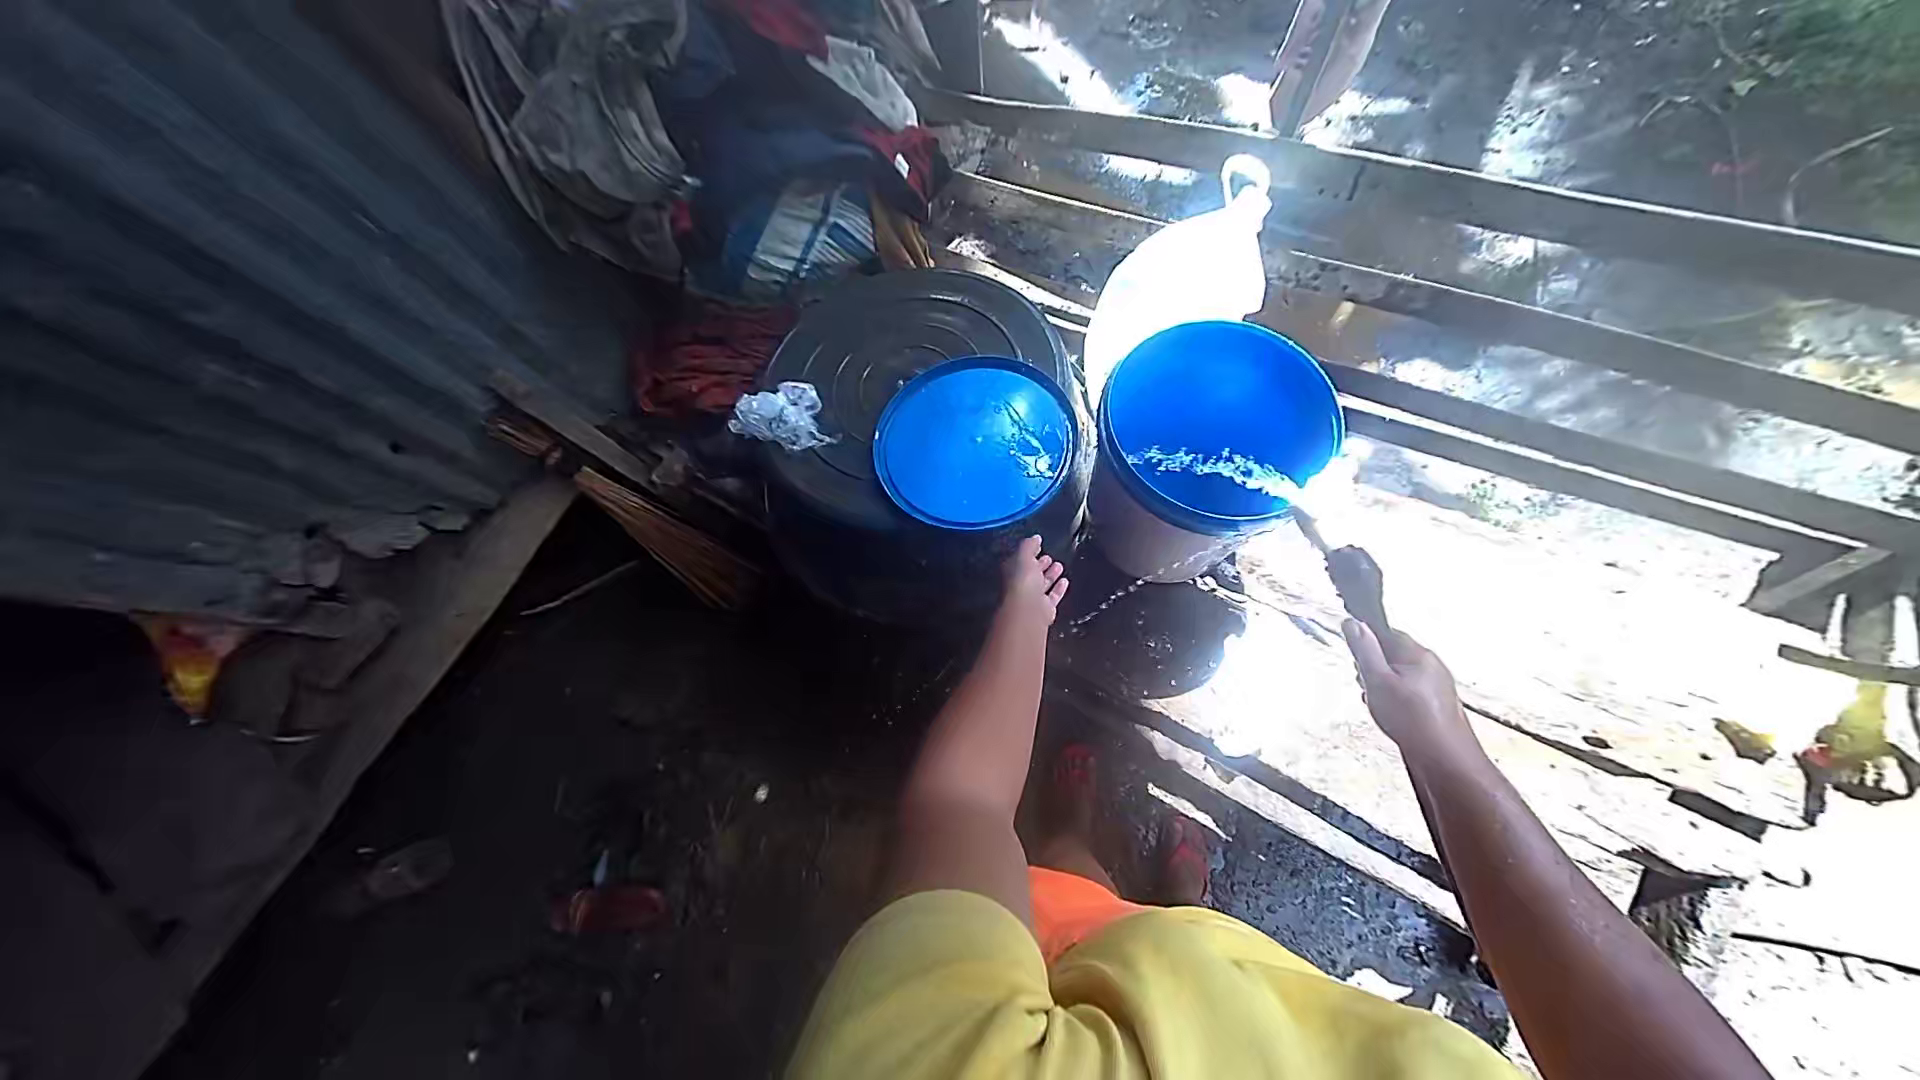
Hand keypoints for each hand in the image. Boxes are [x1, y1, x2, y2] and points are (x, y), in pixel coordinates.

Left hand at [1000, 535, 1068, 627]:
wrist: (1027, 612)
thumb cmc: (1021, 582)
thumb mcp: (1023, 556)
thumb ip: (1029, 546)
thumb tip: (1035, 537)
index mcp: (1011, 572)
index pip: (1020, 560)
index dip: (1029, 552)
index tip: (1039, 545)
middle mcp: (1019, 586)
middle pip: (1030, 573)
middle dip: (1039, 564)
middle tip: (1049, 557)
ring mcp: (1031, 599)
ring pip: (1042, 585)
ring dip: (1050, 575)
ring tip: (1059, 566)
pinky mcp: (1044, 610)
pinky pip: (1052, 597)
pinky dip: (1058, 589)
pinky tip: (1064, 581)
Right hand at [1341, 619, 1477, 761]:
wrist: (1445, 759)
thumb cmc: (1412, 719)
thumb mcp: (1377, 679)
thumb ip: (1364, 649)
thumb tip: (1353, 623)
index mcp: (1418, 654)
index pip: (1385, 632)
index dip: (1366, 644)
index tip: (1357, 660)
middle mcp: (1432, 665)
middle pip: (1390, 654)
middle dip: (1373, 668)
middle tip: (1369, 685)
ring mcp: (1437, 685)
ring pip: (1397, 674)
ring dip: (1383, 685)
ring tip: (1381, 704)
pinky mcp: (1437, 703)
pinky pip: (1408, 691)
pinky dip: (1395, 699)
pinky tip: (1392, 715)